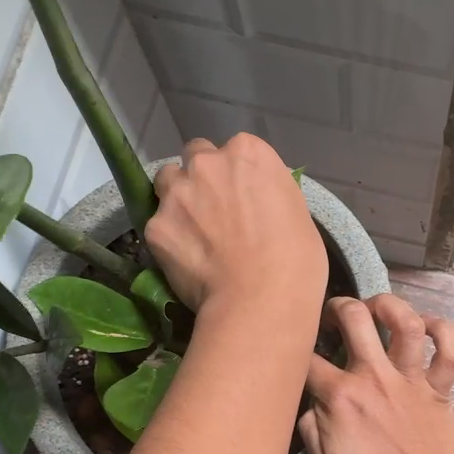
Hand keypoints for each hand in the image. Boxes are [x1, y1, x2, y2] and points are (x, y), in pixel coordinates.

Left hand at [144, 135, 325, 323]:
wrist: (261, 303)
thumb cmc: (296, 263)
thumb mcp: (297, 214)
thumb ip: (268, 196)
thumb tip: (256, 205)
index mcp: (249, 153)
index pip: (235, 150)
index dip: (237, 175)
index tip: (242, 198)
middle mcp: (208, 163)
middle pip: (195, 157)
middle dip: (202, 178)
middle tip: (214, 212)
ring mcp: (177, 193)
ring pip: (167, 182)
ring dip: (177, 199)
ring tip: (192, 232)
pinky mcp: (156, 227)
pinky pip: (159, 227)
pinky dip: (169, 240)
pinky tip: (186, 262)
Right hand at [300, 295, 453, 453]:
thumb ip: (311, 433)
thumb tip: (308, 408)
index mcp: (340, 400)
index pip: (306, 360)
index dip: (292, 351)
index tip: (290, 353)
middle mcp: (374, 379)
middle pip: (353, 317)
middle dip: (336, 306)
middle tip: (329, 318)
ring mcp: (410, 380)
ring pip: (404, 321)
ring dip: (388, 305)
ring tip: (375, 310)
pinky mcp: (439, 389)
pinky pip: (448, 348)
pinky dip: (442, 330)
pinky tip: (427, 328)